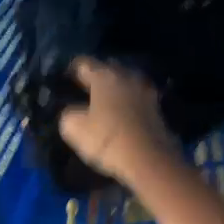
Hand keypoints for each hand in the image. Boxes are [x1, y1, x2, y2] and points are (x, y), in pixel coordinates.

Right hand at [59, 59, 174, 184]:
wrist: (151, 160)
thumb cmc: (108, 140)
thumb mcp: (74, 129)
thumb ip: (68, 114)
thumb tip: (72, 111)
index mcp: (104, 75)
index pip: (82, 63)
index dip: (70, 70)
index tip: (64, 80)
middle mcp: (127, 75)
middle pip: (108, 68)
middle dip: (96, 76)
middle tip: (84, 90)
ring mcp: (146, 90)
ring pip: (125, 82)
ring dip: (115, 89)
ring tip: (104, 103)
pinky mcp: (159, 107)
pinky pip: (137, 98)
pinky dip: (128, 102)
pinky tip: (122, 115)